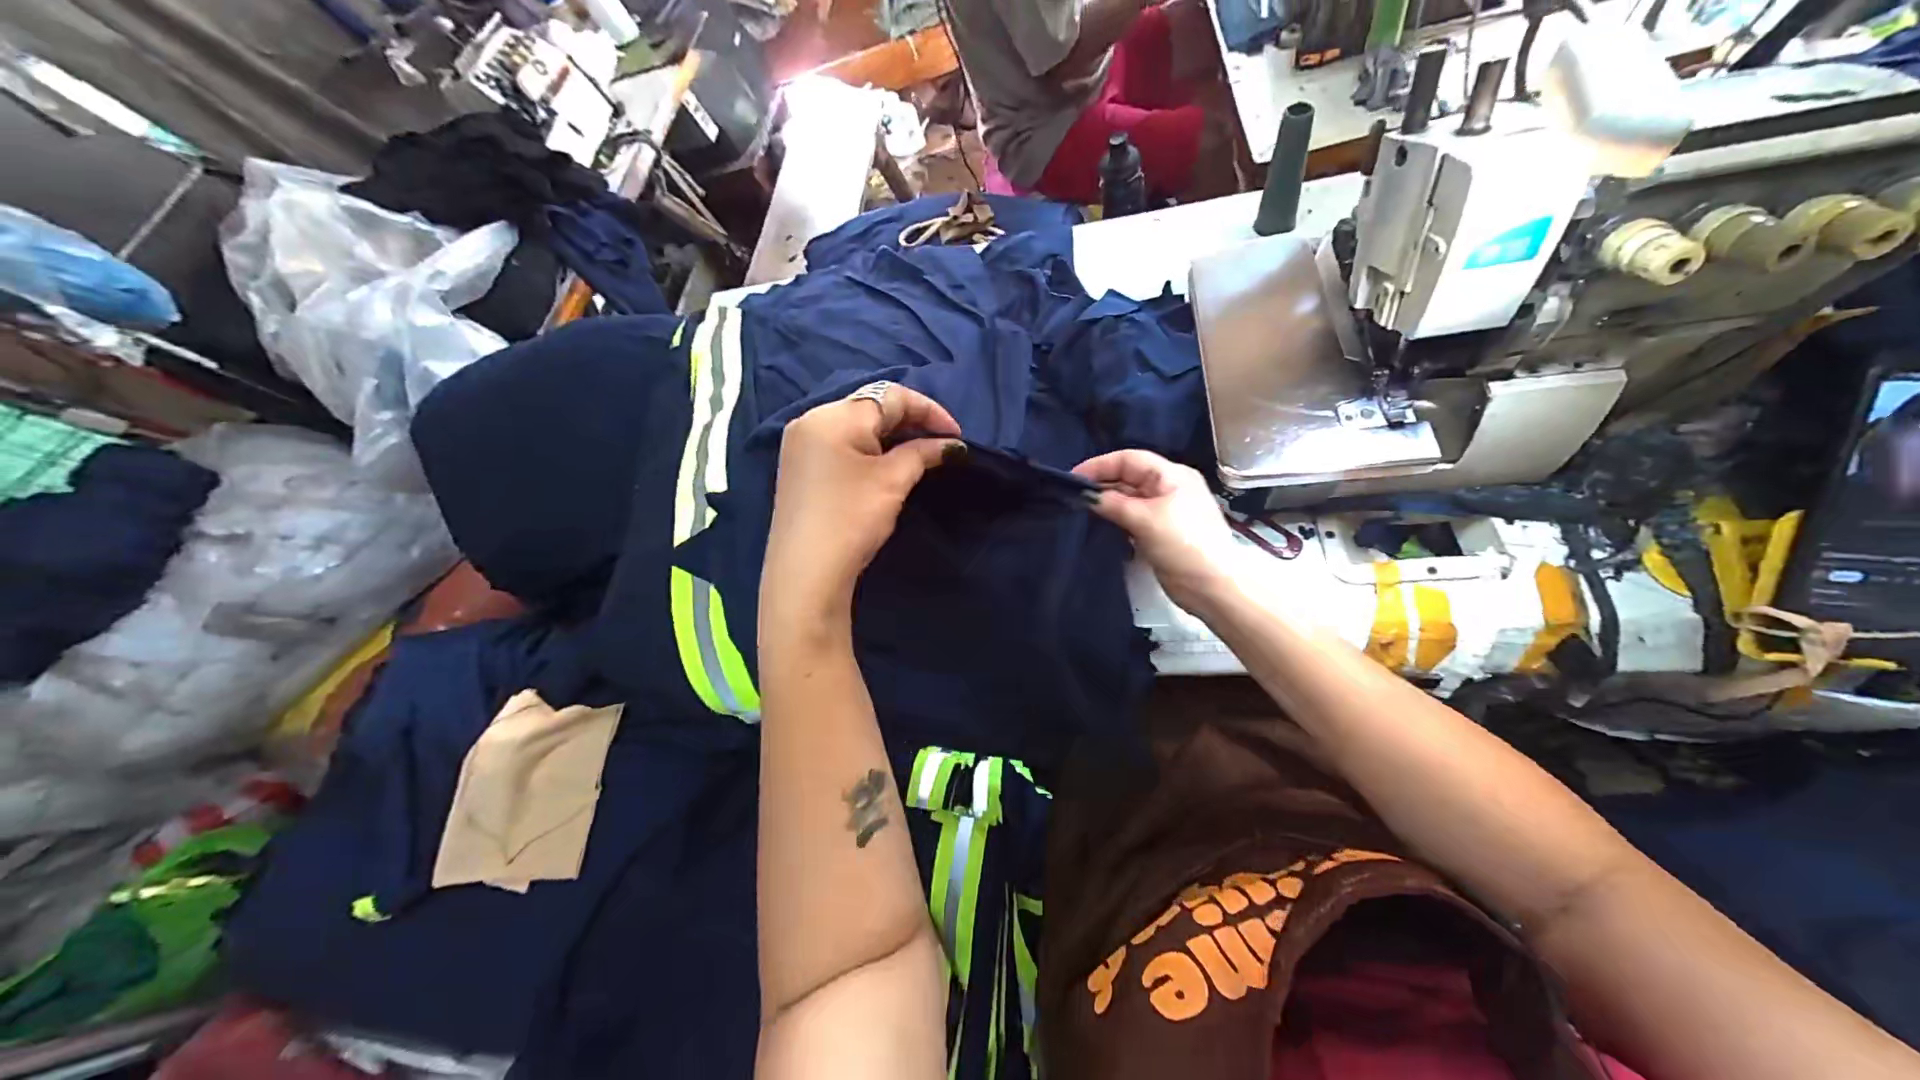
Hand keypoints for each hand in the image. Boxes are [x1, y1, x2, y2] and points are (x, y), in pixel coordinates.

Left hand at [764, 384, 962, 618]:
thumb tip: (950, 445)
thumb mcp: (892, 481)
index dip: (929, 411)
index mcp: (833, 416)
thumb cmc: (851, 519)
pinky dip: (868, 447)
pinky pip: (841, 443)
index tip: (956, 435)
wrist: (806, 573)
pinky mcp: (800, 466)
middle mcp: (811, 420)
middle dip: (910, 421)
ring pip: (856, 425)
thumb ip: (923, 453)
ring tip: (920, 453)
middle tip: (941, 443)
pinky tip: (887, 463)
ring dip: (890, 434)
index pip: (890, 397)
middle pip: (871, 406)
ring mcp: (801, 444)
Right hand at [1074, 449, 1238, 611]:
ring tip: (1080, 509)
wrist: (1213, 586)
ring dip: (1107, 502)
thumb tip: (1086, 496)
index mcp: (1172, 475)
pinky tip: (1099, 523)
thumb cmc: (1184, 546)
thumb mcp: (1145, 519)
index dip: (1100, 465)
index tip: (1072, 478)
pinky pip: (1132, 517)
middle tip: (1072, 496)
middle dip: (1101, 483)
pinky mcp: (1160, 531)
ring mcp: (1165, 510)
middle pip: (1128, 477)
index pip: (1129, 459)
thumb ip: (1113, 504)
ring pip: (1129, 498)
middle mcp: (1168, 488)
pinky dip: (1116, 517)